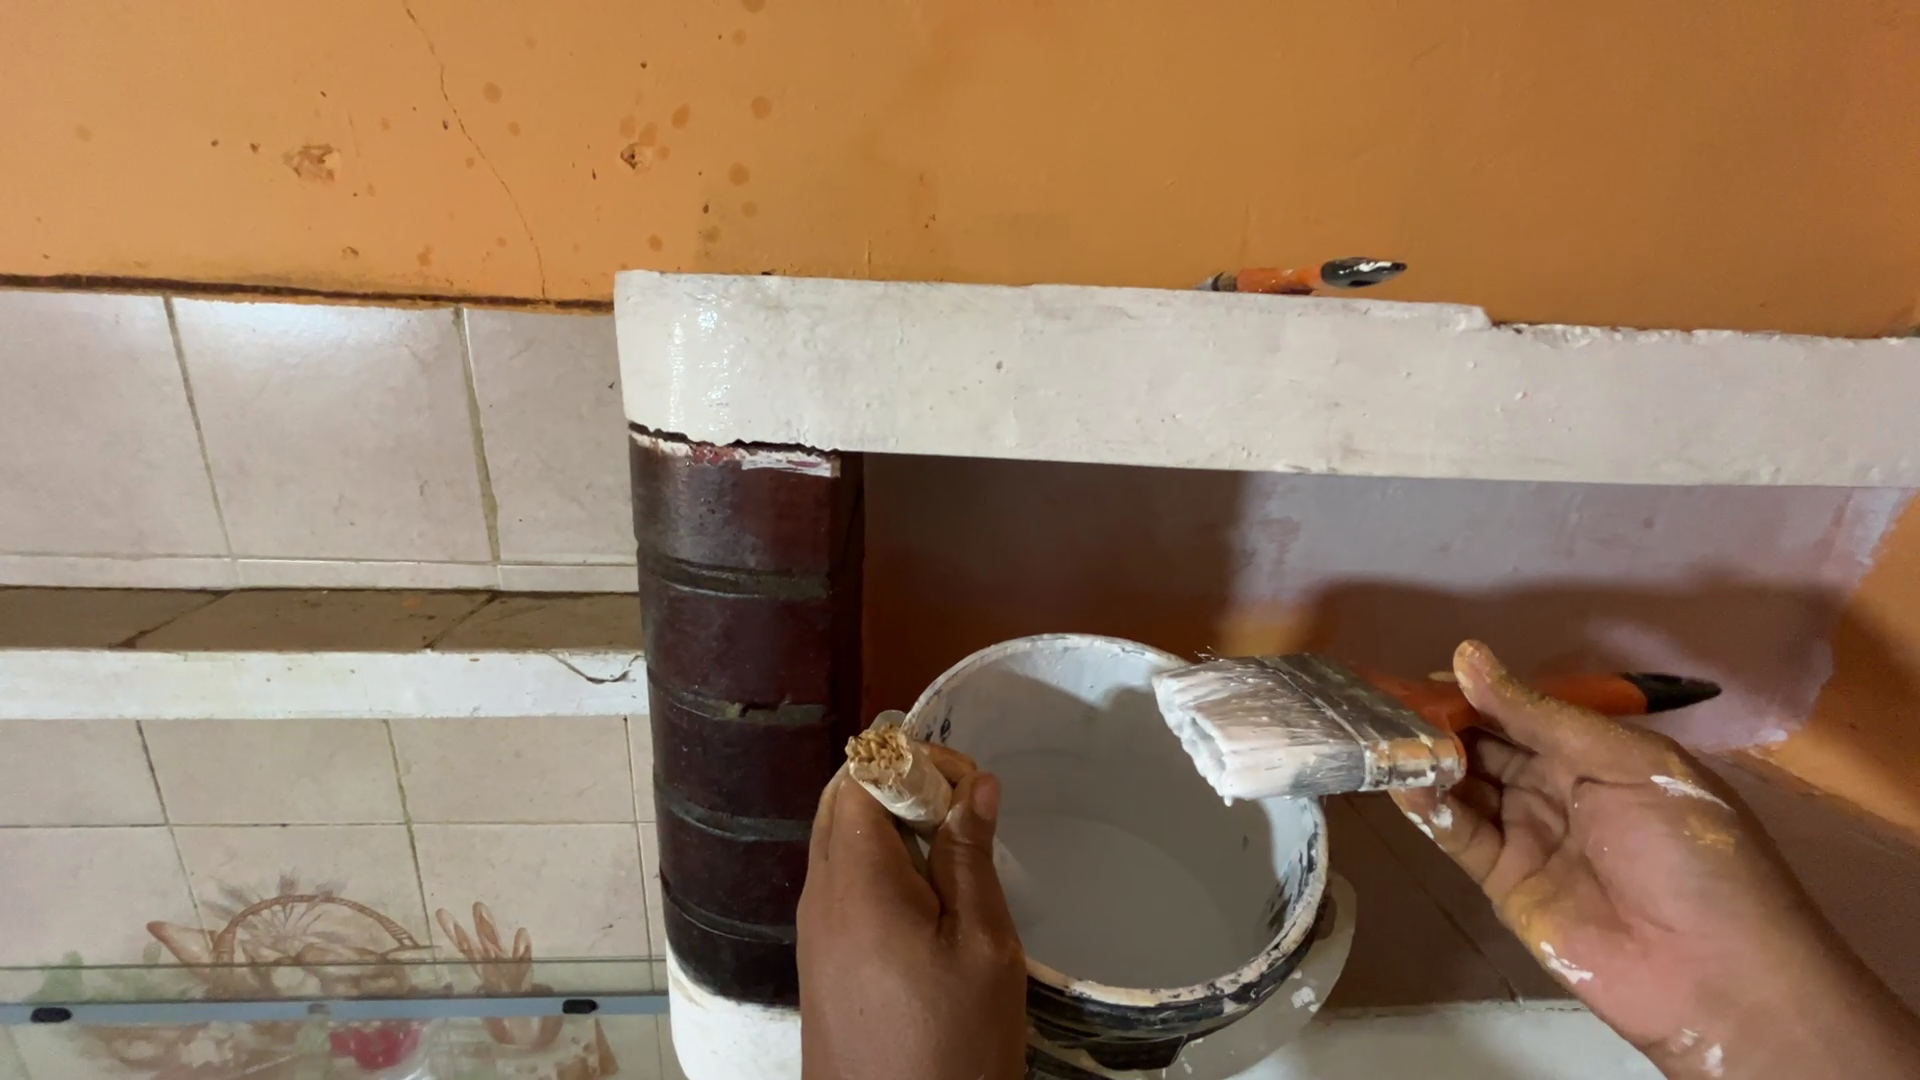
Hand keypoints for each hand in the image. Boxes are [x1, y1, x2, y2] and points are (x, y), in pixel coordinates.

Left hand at [798, 745, 1026, 1079]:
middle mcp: (818, 895)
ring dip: (888, 821)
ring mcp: (812, 929)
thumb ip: (970, 855)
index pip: (860, 778)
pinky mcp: (818, 958)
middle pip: (842, 802)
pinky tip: (924, 890)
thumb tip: (975, 782)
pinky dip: (876, 859)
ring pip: (838, 839)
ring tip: (948, 843)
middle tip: (958, 805)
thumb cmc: (952, 1043)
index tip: (965, 782)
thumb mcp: (981, 947)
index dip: (911, 761)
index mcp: (854, 882)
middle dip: (897, 782)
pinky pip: (839, 879)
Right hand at [1393, 640, 1919, 1079]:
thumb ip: (1536, 713)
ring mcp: (1524, 831)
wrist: (1717, 977)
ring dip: (1427, 762)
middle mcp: (1553, 786)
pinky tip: (1406, 785)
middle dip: (1438, 724)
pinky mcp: (1499, 875)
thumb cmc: (1688, 851)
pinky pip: (1456, 831)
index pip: (1517, 711)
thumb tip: (1464, 654)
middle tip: (1385, 706)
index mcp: (1593, 755)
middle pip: (1482, 744)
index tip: (1418, 679)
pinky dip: (1428, 807)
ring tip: (1387, 741)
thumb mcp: (1625, 764)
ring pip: (1461, 784)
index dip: (1471, 692)